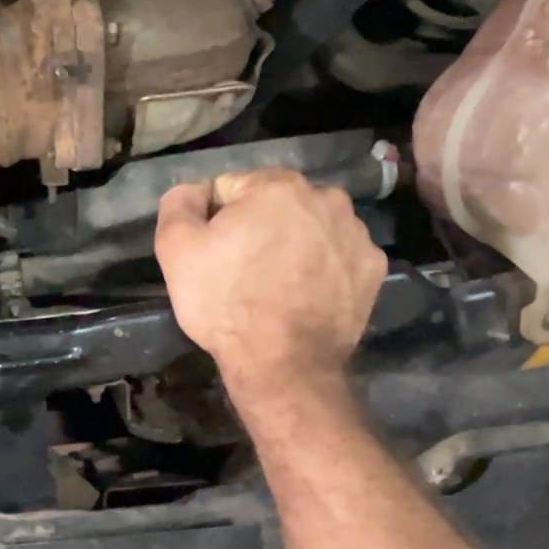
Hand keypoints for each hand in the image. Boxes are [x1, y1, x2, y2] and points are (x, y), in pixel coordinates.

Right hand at [155, 169, 385, 391]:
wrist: (282, 363)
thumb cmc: (225, 302)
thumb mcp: (176, 250)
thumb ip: (179, 204)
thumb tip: (194, 190)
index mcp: (276, 185)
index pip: (231, 188)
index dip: (214, 221)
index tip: (212, 254)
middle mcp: (325, 197)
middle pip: (275, 205)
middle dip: (258, 228)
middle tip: (241, 271)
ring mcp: (355, 233)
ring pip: (310, 228)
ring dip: (293, 245)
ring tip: (275, 286)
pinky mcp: (372, 268)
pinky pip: (337, 256)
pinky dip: (322, 269)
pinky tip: (304, 296)